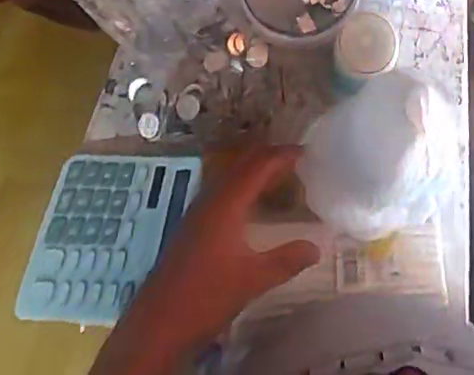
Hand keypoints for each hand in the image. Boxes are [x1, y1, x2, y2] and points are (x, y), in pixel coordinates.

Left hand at [94, 147, 319, 374]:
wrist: (157, 323)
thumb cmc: (205, 297)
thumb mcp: (252, 280)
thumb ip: (286, 261)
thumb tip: (316, 246)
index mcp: (227, 202)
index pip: (259, 166)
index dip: (282, 155)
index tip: (306, 151)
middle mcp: (211, 198)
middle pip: (243, 163)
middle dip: (269, 156)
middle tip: (296, 158)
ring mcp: (198, 210)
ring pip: (230, 175)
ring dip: (254, 169)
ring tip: (278, 174)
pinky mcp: (192, 224)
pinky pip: (223, 189)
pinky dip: (242, 184)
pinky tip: (250, 202)